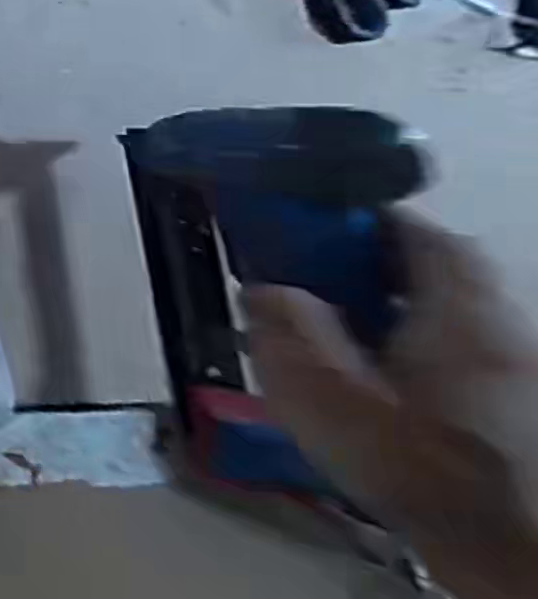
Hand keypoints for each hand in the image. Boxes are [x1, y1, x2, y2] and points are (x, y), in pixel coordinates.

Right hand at [244, 213, 537, 598]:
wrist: (518, 564)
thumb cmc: (419, 470)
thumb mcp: (326, 396)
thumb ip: (289, 330)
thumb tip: (266, 287)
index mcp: (466, 325)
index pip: (429, 241)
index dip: (370, 217)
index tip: (312, 214)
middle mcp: (511, 342)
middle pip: (438, 279)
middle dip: (367, 266)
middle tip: (304, 273)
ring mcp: (524, 381)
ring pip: (446, 320)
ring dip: (386, 309)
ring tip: (326, 329)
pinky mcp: (521, 416)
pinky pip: (457, 357)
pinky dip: (408, 348)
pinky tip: (371, 377)